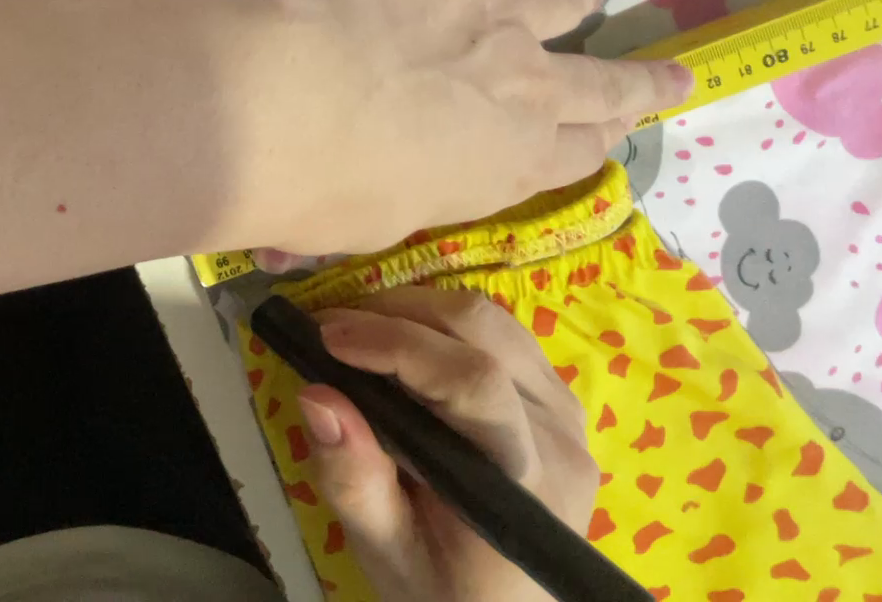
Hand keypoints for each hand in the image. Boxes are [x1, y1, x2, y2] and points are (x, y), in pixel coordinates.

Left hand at [213, 0, 689, 254]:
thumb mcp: (368, 222)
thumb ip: (396, 195)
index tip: (611, 131)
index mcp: (505, 166)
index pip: (574, 154)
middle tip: (669, 75)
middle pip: (601, 84)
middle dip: (637, 82)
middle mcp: (522, 88)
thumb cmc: (320, 189)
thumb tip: (382, 185)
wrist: (287, 104)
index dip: (595, 140)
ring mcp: (491, 13)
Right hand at [295, 288, 598, 601]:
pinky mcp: (555, 396)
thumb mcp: (385, 551)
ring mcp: (565, 410)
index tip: (324, 336)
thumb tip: (317, 393)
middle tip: (326, 331)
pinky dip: (435, 320)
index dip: (394, 343)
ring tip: (356, 333)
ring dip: (411, 308)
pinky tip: (399, 345)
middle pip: (479, 330)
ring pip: (486, 317)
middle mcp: (560, 435)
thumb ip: (353, 480)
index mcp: (524, 484)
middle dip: (391, 312)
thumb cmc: (440, 587)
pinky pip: (494, 329)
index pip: (472, 381)